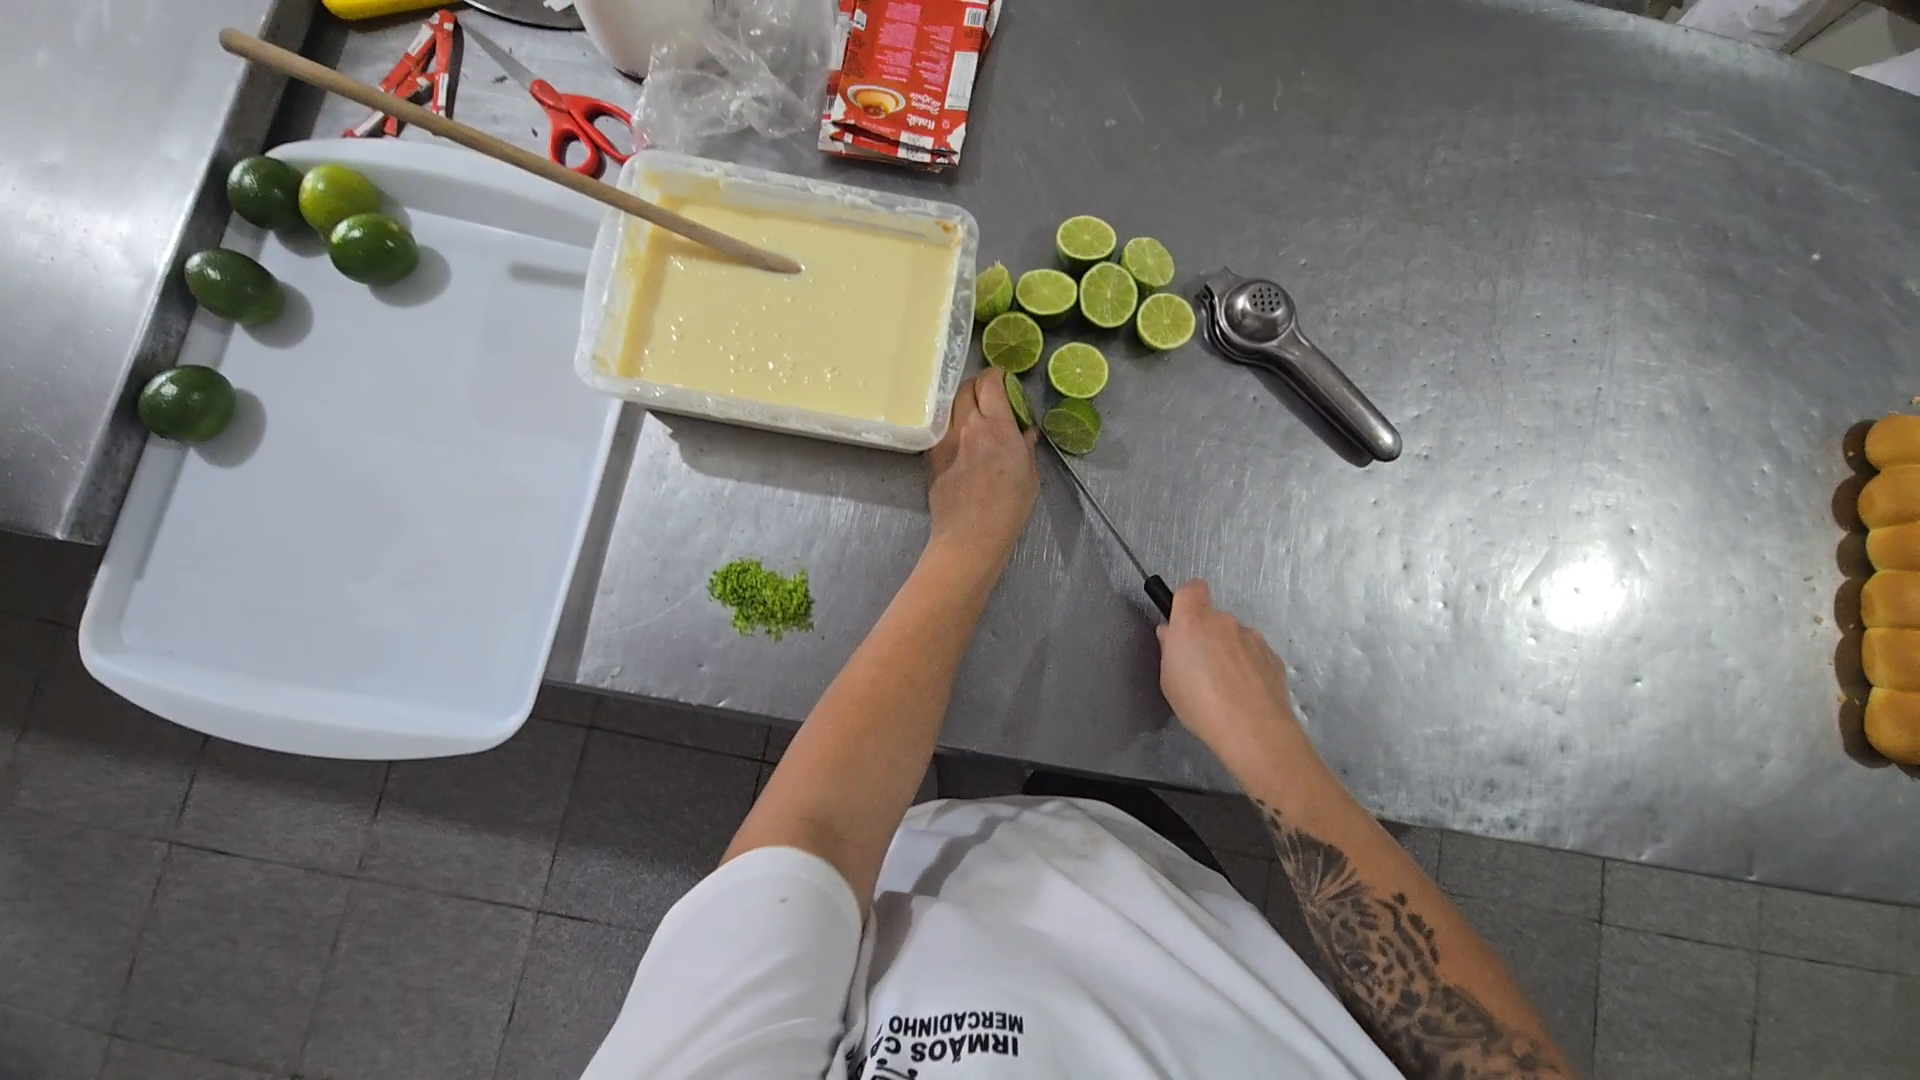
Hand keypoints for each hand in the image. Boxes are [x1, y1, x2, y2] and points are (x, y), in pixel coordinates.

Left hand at [927, 371, 1038, 565]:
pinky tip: (963, 442)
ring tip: (975, 419)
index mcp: (996, 427)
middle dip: (980, 386)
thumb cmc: (1008, 510)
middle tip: (991, 399)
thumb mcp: (1030, 476)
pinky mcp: (932, 455)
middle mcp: (967, 426)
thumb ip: (1025, 446)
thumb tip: (1025, 431)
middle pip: (966, 386)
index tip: (1006, 381)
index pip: (991, 382)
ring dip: (963, 404)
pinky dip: (953, 426)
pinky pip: (942, 429)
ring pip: (950, 406)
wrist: (970, 537)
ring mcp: (945, 440)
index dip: (998, 376)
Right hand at [1158, 579, 1310, 764]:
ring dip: (1228, 652)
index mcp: (1193, 621)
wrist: (1252, 729)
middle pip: (1213, 617)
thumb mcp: (1169, 679)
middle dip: (1206, 635)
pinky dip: (1247, 667)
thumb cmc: (1199, 703)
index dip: (1186, 600)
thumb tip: (1172, 635)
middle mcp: (1224, 622)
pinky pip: (1253, 654)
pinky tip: (1244, 694)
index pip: (1191, 589)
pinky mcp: (1272, 656)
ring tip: (1225, 687)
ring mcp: (1252, 637)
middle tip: (1199, 667)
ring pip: (1234, 637)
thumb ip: (1170, 649)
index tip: (1181, 620)